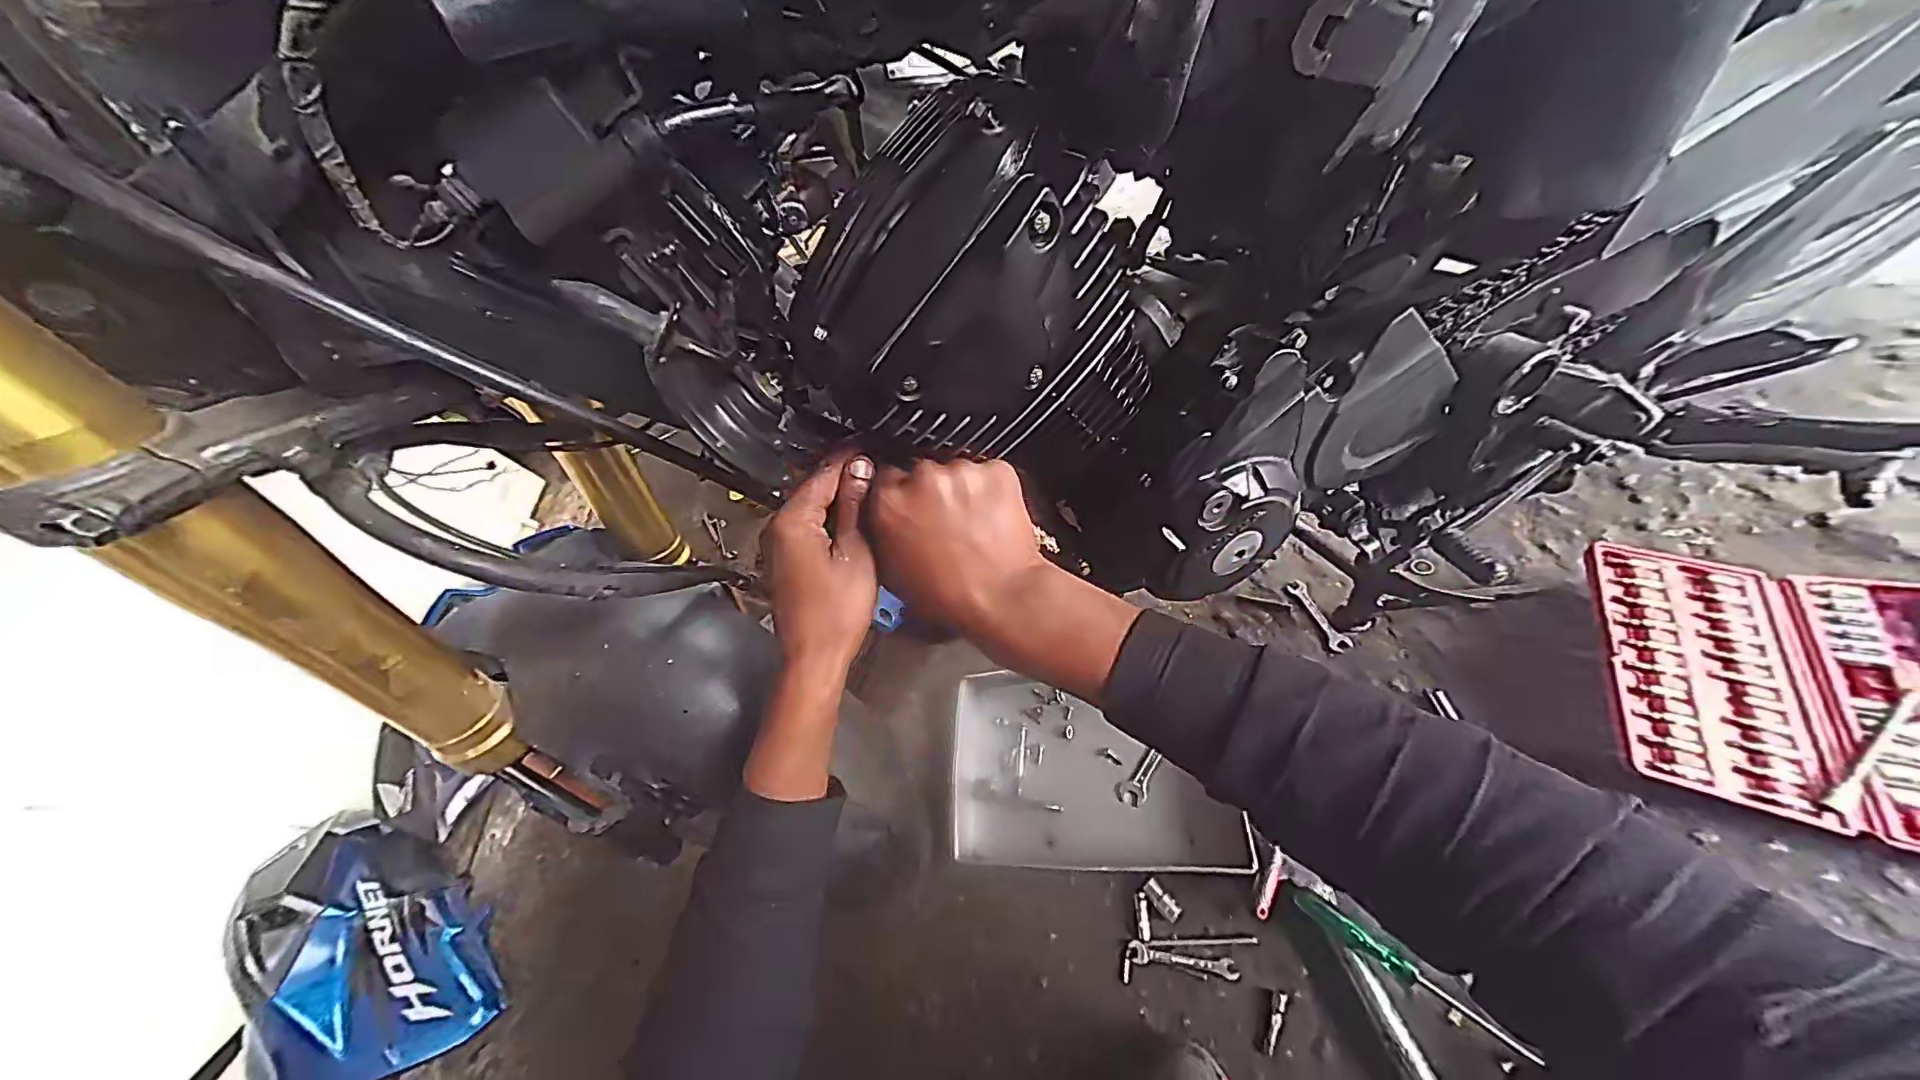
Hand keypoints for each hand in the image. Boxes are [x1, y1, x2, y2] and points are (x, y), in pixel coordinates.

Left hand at [763, 449, 877, 673]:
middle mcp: (777, 528)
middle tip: (872, 463)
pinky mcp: (785, 559)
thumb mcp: (856, 553)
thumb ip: (856, 508)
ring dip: (836, 495)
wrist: (815, 655)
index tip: (866, 446)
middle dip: (842, 474)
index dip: (847, 458)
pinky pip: (807, 525)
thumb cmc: (835, 613)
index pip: (822, 474)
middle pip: (812, 487)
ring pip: (810, 506)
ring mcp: (778, 545)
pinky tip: (851, 517)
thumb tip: (859, 472)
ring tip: (867, 485)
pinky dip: (828, 516)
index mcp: (792, 522)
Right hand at [867, 459, 1138, 700]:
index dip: (900, 496)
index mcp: (889, 502)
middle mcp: (922, 478)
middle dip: (931, 494)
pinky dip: (990, 491)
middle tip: (945, 524)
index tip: (912, 508)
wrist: (1002, 598)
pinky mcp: (996, 472)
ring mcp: (961, 472)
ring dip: (961, 492)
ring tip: (972, 527)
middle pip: (922, 473)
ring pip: (956, 473)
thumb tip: (884, 516)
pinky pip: (989, 474)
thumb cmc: (950, 596)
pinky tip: (990, 520)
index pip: (885, 477)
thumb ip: (883, 531)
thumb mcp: (893, 571)